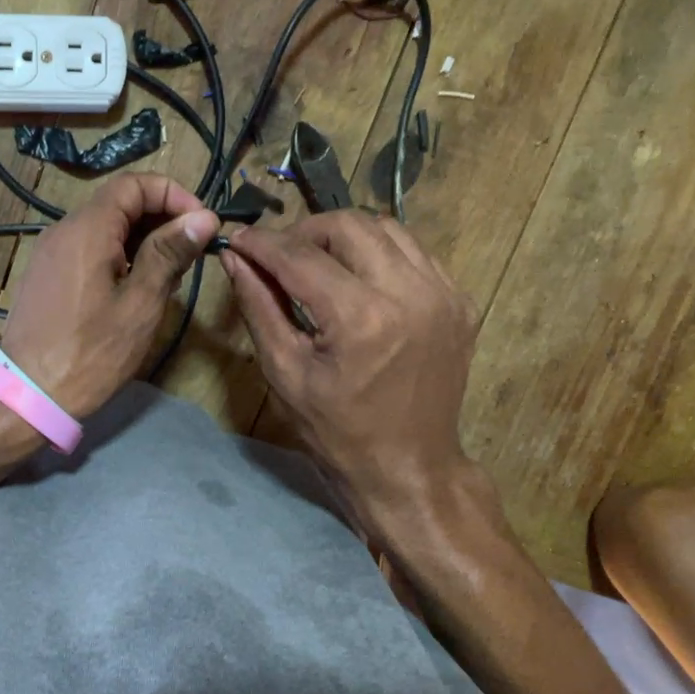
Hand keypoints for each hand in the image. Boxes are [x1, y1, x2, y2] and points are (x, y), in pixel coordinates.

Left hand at [0, 174, 219, 416]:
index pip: (134, 184)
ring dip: (142, 243)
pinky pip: (88, 252)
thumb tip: (203, 217)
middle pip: (119, 204)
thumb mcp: (140, 304)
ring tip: (168, 281)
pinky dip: (118, 259)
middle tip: (190, 258)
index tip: (201, 226)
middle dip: (161, 221)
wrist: (30, 395)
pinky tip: (135, 293)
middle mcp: (63, 230)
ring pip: (104, 230)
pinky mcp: (46, 277)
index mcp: (87, 229)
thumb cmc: (92, 352)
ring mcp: (50, 254)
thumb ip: (169, 254)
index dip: (174, 195)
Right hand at [222, 211, 476, 520]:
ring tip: (317, 263)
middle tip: (278, 256)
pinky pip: (414, 253)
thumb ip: (259, 308)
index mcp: (361, 319)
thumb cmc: (336, 433)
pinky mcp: (459, 301)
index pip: (301, 256)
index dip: (263, 242)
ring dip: (344, 237)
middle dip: (305, 232)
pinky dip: (379, 254)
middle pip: (348, 225)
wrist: (409, 468)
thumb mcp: (285, 374)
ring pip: (386, 228)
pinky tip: (358, 280)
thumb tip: (235, 258)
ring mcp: (443, 294)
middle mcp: (409, 293)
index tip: (237, 239)